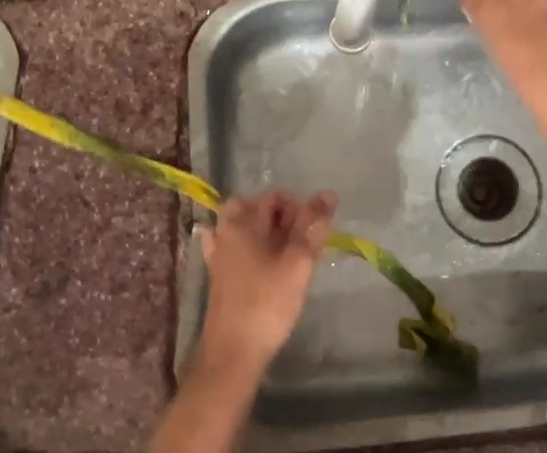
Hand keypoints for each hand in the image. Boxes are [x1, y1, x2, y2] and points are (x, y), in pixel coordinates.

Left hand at [197, 190, 336, 371]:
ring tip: (285, 254)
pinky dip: (249, 246)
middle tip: (299, 244)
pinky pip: (234, 247)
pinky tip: (260, 261)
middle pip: (255, 207)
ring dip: (266, 232)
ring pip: (244, 227)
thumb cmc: (268, 303)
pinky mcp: (218, 274)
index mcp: (243, 222)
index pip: (275, 197)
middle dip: (281, 218)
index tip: (311, 235)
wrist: (234, 353)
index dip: (298, 209)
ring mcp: (218, 253)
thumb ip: (313, 225)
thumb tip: (328, 193)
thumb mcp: (298, 262)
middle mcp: (226, 231)